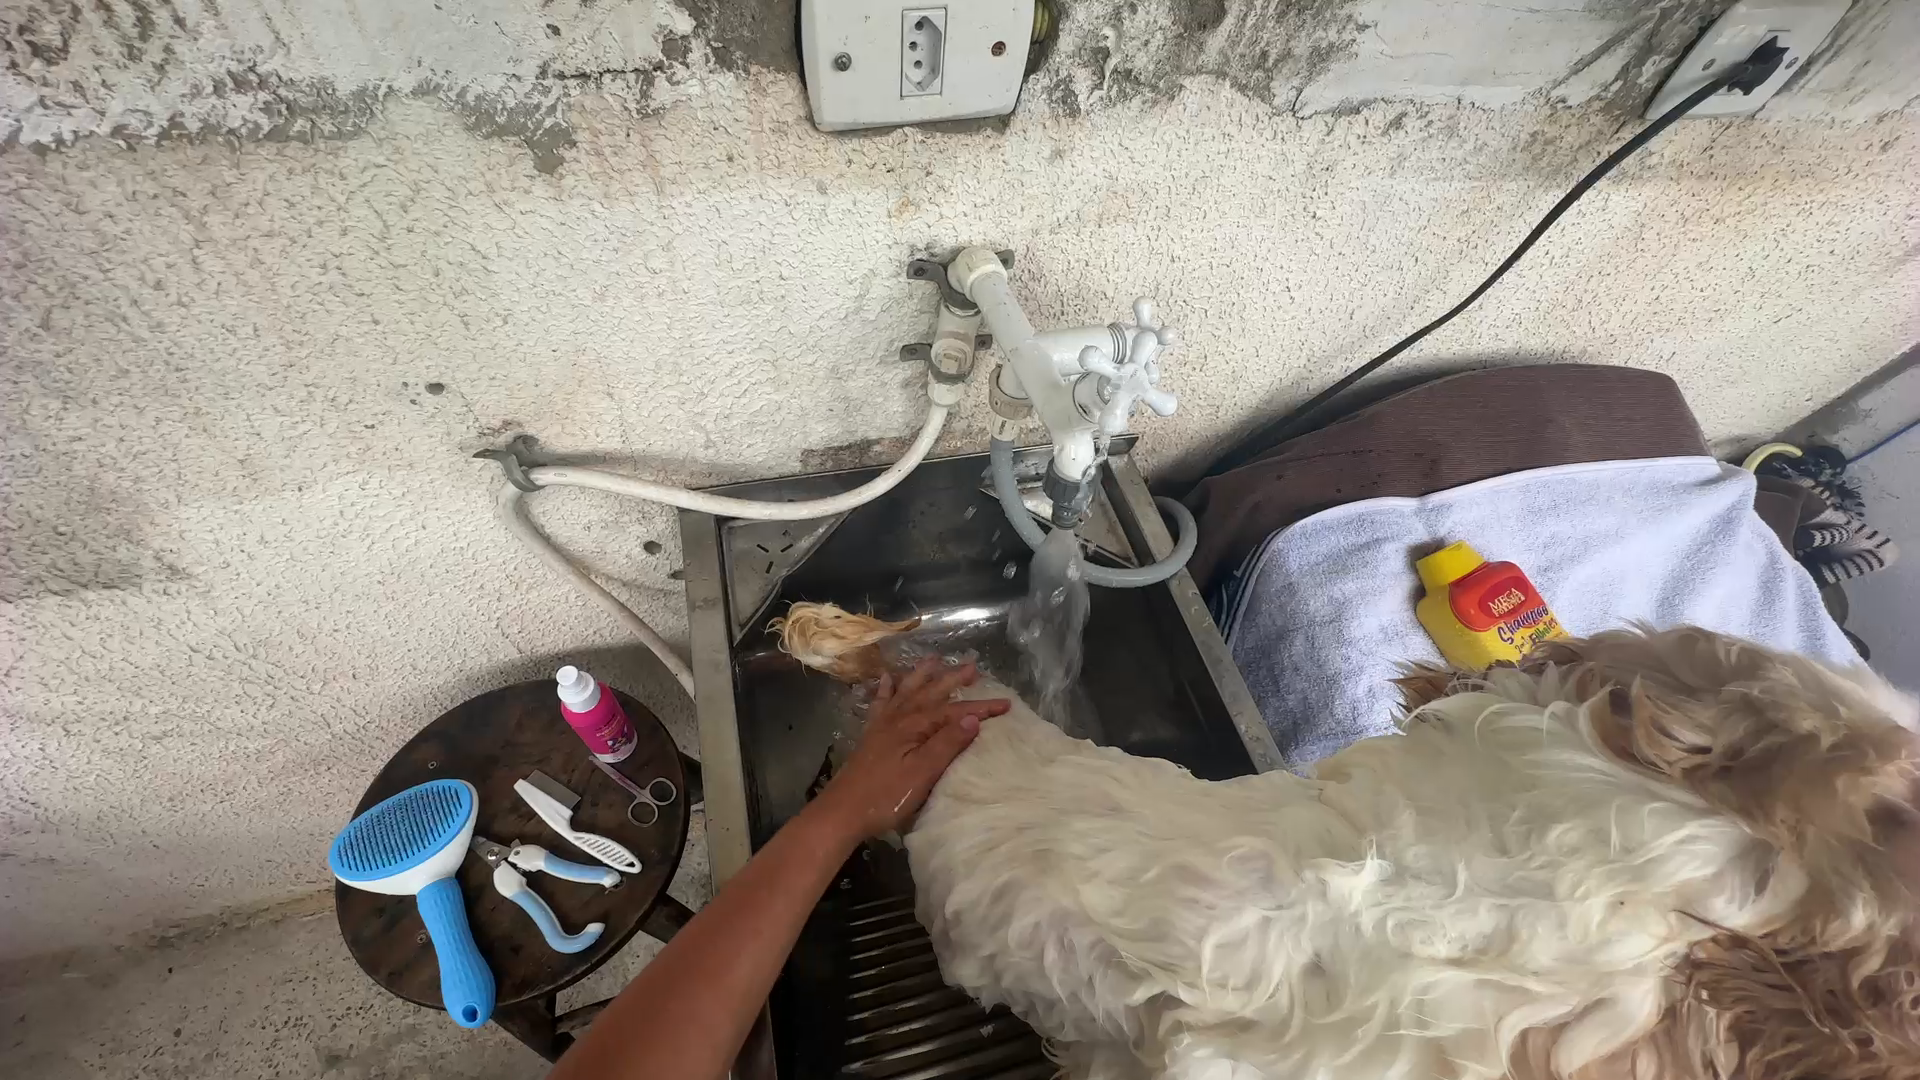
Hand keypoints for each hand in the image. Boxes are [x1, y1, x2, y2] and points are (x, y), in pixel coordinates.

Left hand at [809, 659, 1009, 840]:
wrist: (842, 811)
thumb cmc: (886, 796)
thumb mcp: (923, 773)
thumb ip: (947, 744)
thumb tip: (972, 718)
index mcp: (916, 726)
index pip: (955, 712)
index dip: (981, 707)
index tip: (1006, 704)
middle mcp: (900, 718)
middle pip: (931, 692)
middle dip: (953, 679)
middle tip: (973, 666)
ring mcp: (883, 724)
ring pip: (907, 690)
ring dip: (922, 675)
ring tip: (934, 660)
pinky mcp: (871, 735)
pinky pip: (881, 702)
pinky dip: (885, 688)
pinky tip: (885, 678)